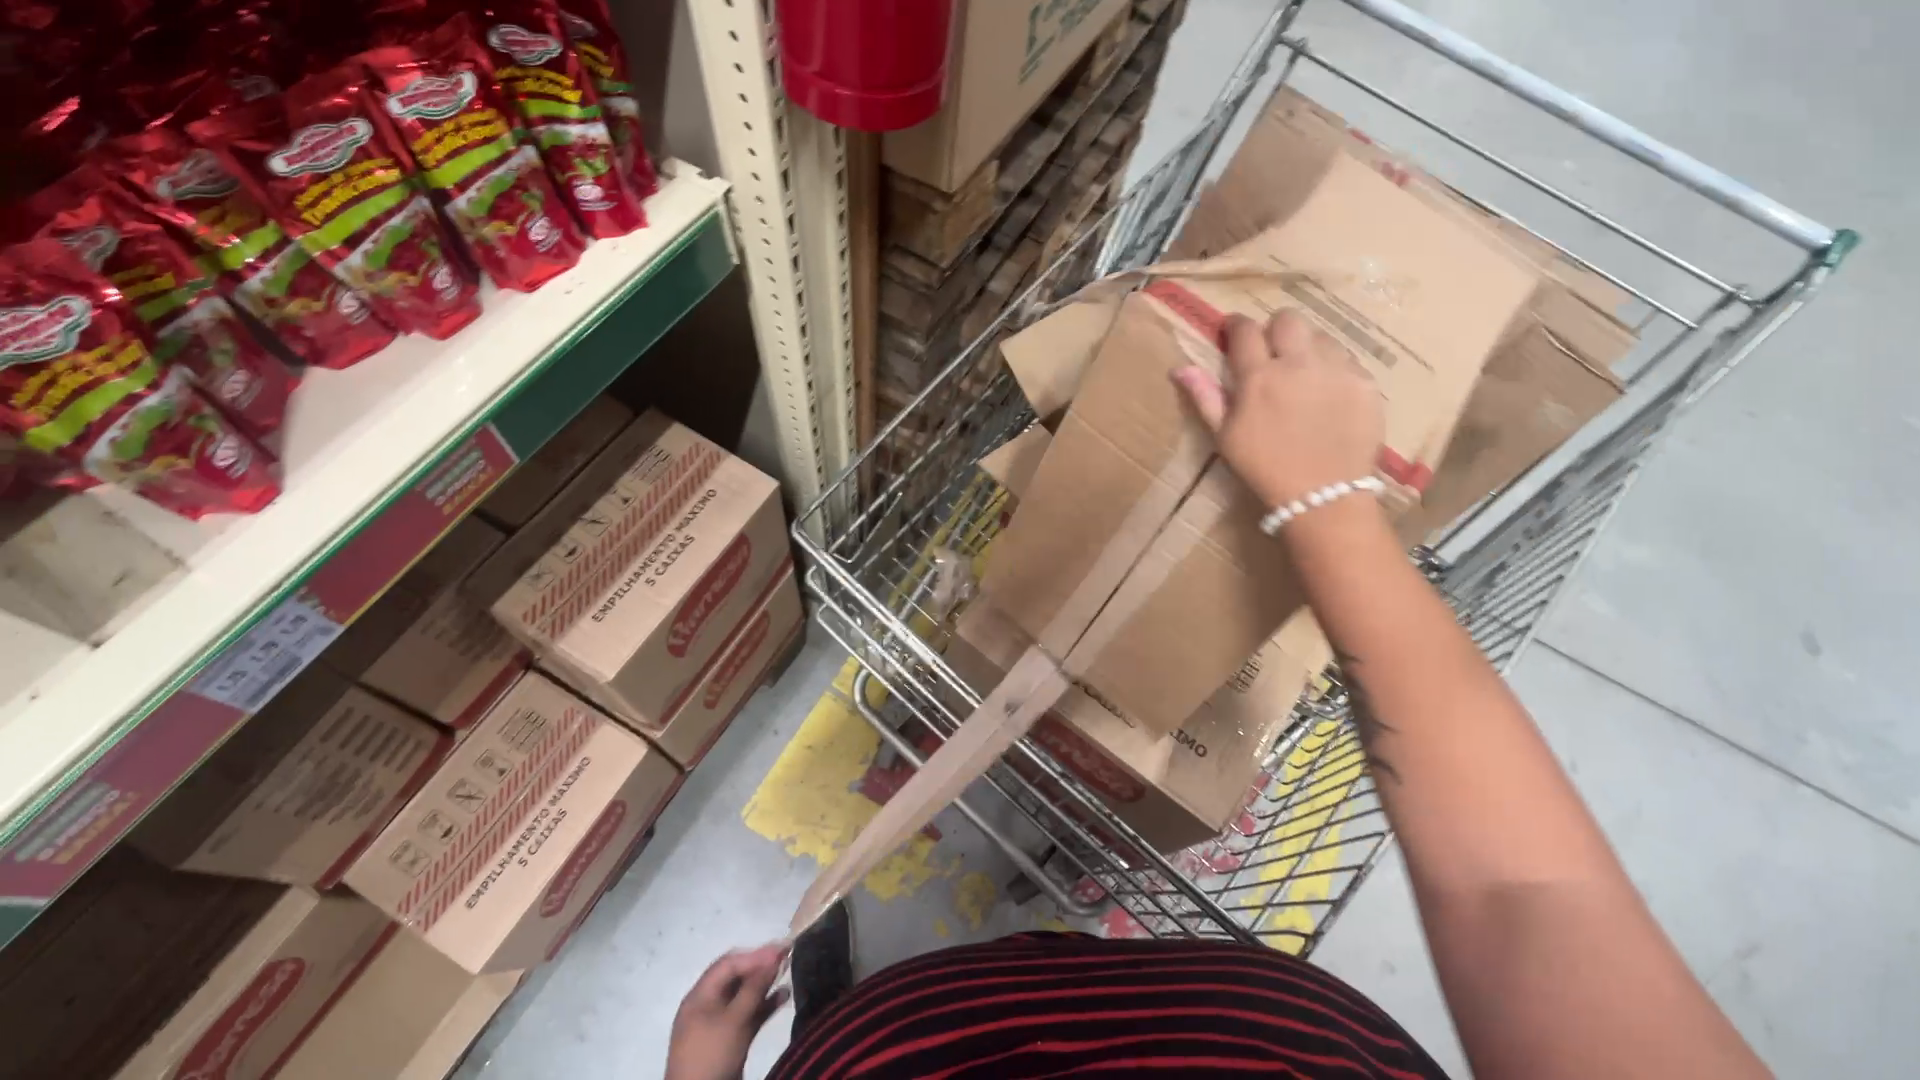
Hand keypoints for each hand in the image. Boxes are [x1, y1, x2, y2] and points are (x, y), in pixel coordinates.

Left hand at [665, 943, 790, 1079]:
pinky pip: (749, 1016)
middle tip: (788, 956)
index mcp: (700, 996)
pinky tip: (784, 997)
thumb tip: (773, 955)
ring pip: (744, 996)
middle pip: (736, 978)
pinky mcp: (730, 1040)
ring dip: (765, 984)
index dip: (755, 954)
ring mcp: (719, 1024)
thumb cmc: (711, 1055)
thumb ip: (754, 987)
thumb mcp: (733, 1020)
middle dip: (761, 966)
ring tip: (789, 972)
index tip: (782, 949)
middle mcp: (708, 1006)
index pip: (728, 964)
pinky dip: (765, 1006)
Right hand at [1172, 310, 1385, 510]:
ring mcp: (1337, 371)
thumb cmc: (1264, 469)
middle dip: (1276, 330)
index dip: (1237, 326)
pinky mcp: (1365, 383)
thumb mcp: (1225, 437)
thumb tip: (1180, 368)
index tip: (1234, 333)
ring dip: (1308, 349)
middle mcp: (1299, 364)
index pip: (1245, 330)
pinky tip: (1329, 396)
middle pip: (1288, 319)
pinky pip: (1349, 361)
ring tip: (1304, 377)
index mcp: (1259, 377)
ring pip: (1321, 337)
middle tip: (1273, 353)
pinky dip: (1335, 371)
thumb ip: (1205, 396)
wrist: (1322, 496)